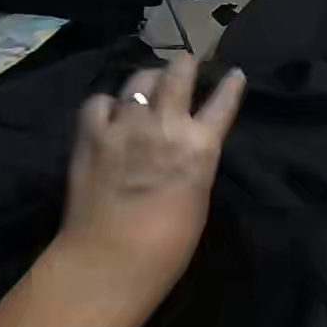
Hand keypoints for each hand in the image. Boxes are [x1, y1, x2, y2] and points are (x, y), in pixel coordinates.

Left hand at [51, 55, 245, 318]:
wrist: (110, 262)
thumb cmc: (167, 246)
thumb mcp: (198, 196)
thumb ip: (196, 161)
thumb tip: (190, 145)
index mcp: (200, 146)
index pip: (222, 103)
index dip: (231, 85)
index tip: (235, 73)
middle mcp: (165, 125)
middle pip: (178, 74)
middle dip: (184, 64)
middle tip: (184, 64)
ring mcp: (125, 124)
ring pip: (139, 79)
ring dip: (147, 79)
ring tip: (146, 84)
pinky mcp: (92, 132)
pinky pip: (100, 101)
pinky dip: (107, 103)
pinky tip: (109, 111)